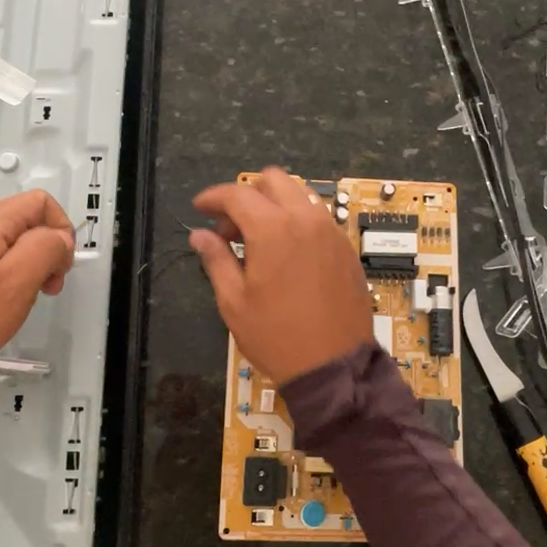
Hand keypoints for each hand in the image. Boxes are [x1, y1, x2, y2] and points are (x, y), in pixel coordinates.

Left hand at [0, 191, 74, 405]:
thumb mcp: (10, 289)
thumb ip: (43, 252)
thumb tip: (57, 237)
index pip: (40, 203)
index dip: (61, 232)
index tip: (57, 273)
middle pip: (20, 221)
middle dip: (43, 252)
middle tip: (42, 293)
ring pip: (1, 241)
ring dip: (20, 267)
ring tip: (13, 306)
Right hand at [189, 166, 372, 383]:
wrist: (334, 366)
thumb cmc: (277, 337)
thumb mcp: (234, 302)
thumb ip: (216, 260)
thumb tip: (200, 235)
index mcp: (273, 229)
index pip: (237, 193)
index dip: (213, 197)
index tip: (200, 209)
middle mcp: (306, 220)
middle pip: (274, 180)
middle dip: (247, 195)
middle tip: (231, 229)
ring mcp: (331, 231)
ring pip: (300, 195)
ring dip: (274, 205)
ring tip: (259, 241)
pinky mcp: (346, 247)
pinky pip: (319, 217)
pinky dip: (298, 221)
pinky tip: (287, 254)